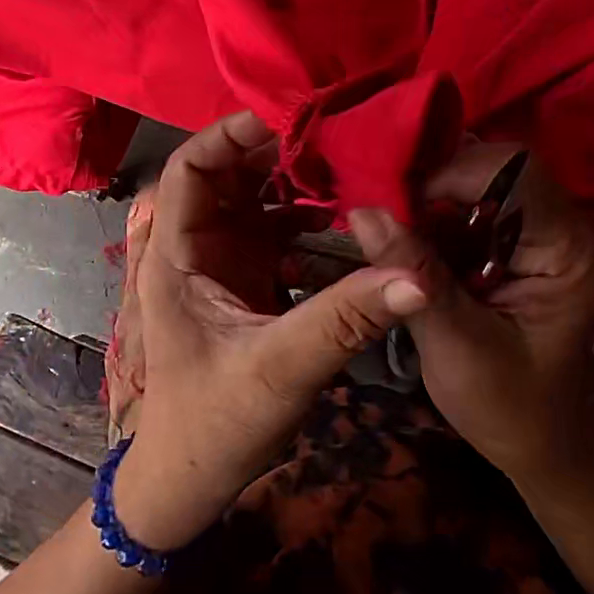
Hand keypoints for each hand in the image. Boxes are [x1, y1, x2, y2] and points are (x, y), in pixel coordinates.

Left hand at [110, 112, 428, 549]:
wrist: (194, 478)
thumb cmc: (215, 424)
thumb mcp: (280, 369)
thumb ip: (344, 321)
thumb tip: (416, 278)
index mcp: (177, 256)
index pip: (191, 170)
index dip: (230, 134)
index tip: (289, 115)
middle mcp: (195, 247)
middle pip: (227, 175)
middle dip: (273, 150)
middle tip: (336, 133)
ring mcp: (221, 262)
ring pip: (254, 199)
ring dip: (293, 180)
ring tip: (349, 162)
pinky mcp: (246, 280)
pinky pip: (275, 231)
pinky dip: (305, 217)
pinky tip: (344, 213)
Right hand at [350, 143, 593, 478]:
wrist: (538, 441)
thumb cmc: (510, 406)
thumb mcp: (457, 346)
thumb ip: (415, 277)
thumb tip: (362, 212)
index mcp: (566, 248)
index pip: (512, 171)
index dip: (450, 173)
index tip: (393, 204)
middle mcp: (555, 225)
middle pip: (487, 167)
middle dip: (428, 185)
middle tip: (377, 213)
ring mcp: (529, 231)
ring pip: (466, 182)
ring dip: (419, 201)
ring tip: (379, 230)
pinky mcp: (504, 242)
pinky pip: (456, 208)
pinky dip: (421, 219)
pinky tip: (394, 243)